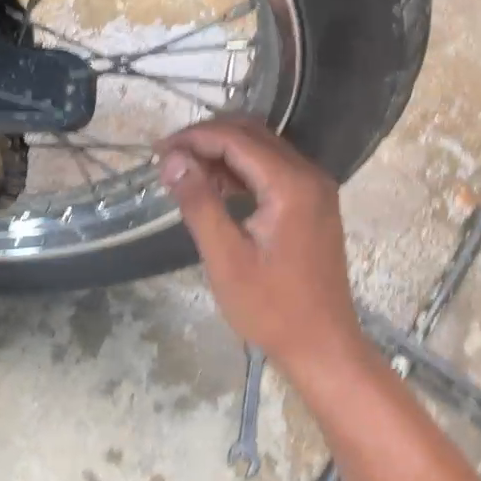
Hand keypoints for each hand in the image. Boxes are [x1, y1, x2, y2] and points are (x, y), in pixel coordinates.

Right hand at [159, 118, 368, 374]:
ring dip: (222, 150)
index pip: (235, 139)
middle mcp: (308, 174)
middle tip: (167, 158)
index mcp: (290, 184)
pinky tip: (213, 186)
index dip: (193, 138)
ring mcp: (314, 187)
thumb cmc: (271, 308)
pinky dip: (240, 167)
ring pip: (261, 147)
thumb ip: (198, 202)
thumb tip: (172, 160)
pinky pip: (272, 167)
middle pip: (251, 133)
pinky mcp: (313, 202)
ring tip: (184, 171)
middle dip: (206, 138)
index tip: (157, 152)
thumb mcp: (225, 257)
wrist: (323, 347)